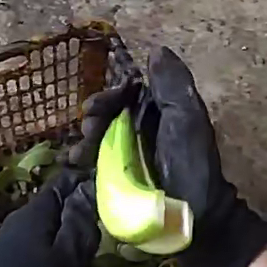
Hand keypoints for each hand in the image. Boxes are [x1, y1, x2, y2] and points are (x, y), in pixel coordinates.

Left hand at [0, 170, 100, 266]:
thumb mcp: (71, 252)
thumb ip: (80, 217)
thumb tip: (88, 185)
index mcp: (36, 210)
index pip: (64, 180)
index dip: (87, 181)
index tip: (110, 190)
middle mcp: (20, 217)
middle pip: (54, 202)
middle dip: (78, 206)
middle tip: (105, 219)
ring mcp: (10, 238)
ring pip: (46, 222)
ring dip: (66, 228)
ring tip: (89, 242)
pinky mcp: (7, 259)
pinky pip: (38, 240)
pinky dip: (55, 244)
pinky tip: (65, 261)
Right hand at [73, 48, 266, 266]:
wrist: (191, 217)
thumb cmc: (192, 164)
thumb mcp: (186, 119)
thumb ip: (171, 84)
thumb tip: (155, 49)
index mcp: (161, 110)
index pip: (129, 91)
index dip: (112, 93)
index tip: (99, 102)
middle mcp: (143, 128)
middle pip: (110, 111)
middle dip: (95, 114)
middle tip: (88, 124)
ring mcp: (129, 153)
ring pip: (99, 133)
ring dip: (86, 136)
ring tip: (80, 148)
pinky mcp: (117, 177)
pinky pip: (95, 159)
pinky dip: (83, 156)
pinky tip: (75, 160)